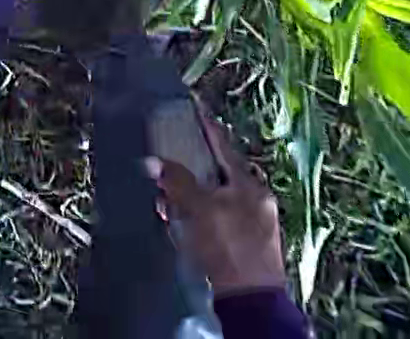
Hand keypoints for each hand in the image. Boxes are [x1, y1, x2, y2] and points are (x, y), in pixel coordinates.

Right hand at [145, 105, 287, 296]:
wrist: (251, 305)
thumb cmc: (228, 247)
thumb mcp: (198, 209)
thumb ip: (176, 181)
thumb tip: (153, 162)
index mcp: (250, 185)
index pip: (222, 144)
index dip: (204, 124)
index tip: (191, 105)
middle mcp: (256, 200)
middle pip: (217, 171)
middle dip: (191, 165)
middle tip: (169, 156)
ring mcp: (254, 224)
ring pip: (216, 196)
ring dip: (190, 194)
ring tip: (167, 197)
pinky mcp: (247, 245)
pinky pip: (218, 217)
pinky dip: (198, 214)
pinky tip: (180, 221)